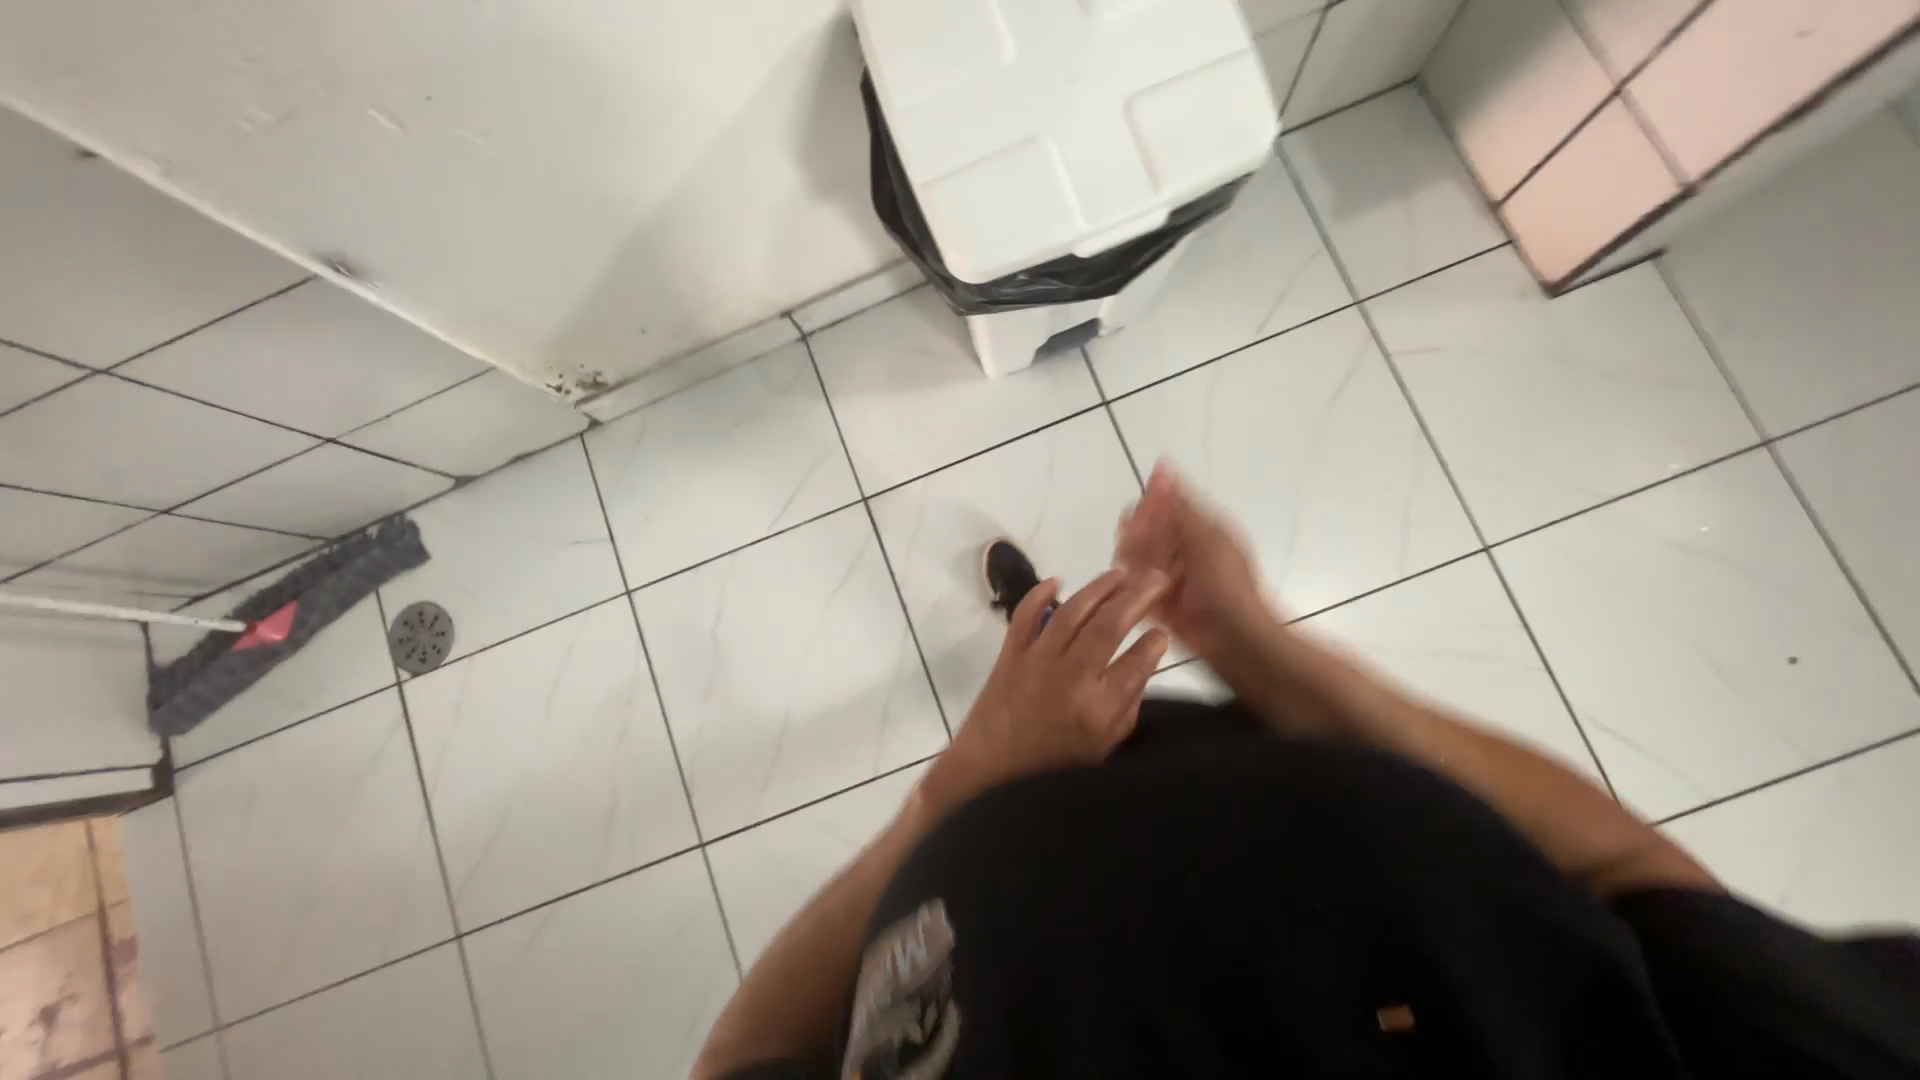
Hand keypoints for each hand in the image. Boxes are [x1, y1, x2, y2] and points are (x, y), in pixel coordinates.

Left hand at [921, 569, 1170, 815]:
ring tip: (1120, 574)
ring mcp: (1036, 661)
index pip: (1136, 664)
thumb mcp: (1101, 750)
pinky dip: (1038, 595)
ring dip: (1098, 589)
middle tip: (1156, 579)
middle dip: (1137, 598)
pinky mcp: (1010, 654)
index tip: (1163, 630)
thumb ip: (1126, 708)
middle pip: (1109, 626)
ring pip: (1071, 613)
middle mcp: (1070, 677)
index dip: (1153, 643)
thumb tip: (1142, 666)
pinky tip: (1057, 582)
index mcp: (1097, 708)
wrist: (989, 771)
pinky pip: (1024, 616)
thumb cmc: (1052, 767)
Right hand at [1115, 462, 1279, 663]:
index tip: (1143, 522)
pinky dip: (1135, 589)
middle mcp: (1180, 547)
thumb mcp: (1205, 538)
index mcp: (1196, 527)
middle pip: (1140, 531)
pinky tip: (1147, 595)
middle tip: (1153, 560)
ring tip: (1157, 582)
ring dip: (1137, 568)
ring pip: (1132, 559)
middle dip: (1138, 542)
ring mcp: (1167, 575)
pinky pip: (1134, 587)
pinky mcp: (1157, 601)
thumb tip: (1162, 465)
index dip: (1147, 508)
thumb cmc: (1228, 587)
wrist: (1236, 639)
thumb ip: (1178, 506)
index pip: (1160, 502)